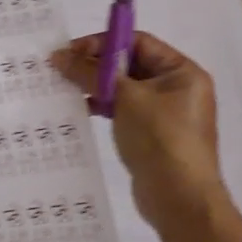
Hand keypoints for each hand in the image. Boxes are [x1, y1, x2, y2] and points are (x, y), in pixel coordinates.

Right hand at [51, 31, 226, 227]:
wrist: (180, 200)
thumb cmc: (160, 139)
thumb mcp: (124, 98)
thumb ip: (90, 73)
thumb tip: (59, 55)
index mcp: (182, 72)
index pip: (138, 42)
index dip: (103, 43)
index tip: (70, 51)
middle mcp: (177, 88)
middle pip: (130, 64)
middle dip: (96, 65)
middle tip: (62, 68)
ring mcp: (166, 113)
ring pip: (124, 88)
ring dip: (96, 86)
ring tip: (66, 88)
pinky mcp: (153, 135)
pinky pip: (125, 110)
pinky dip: (104, 106)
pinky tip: (81, 110)